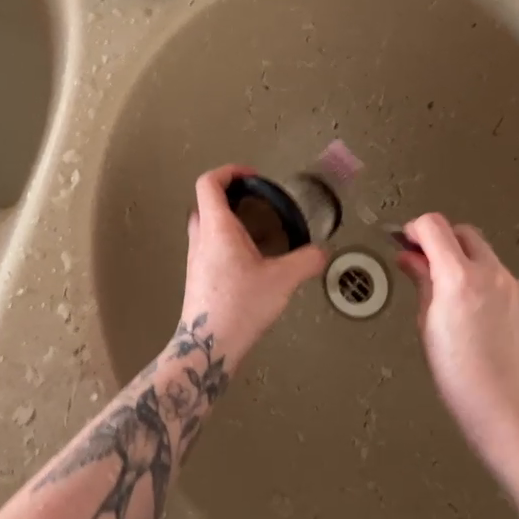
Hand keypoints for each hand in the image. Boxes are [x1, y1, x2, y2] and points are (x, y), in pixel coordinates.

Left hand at [179, 165, 327, 366]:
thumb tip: (323, 252)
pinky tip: (250, 261)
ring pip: (205, 225)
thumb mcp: (282, 281)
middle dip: (228, 194)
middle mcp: (200, 238)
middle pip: (205, 202)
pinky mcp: (197, 277)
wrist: (207, 346)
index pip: (209, 183)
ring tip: (256, 230)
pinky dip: (226, 241)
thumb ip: (307, 261)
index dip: (229, 171)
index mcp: (216, 228)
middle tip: (254, 200)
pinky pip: (208, 246)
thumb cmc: (239, 306)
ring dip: (226, 219)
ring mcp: (195, 259)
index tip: (251, 176)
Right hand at [396, 213, 518, 475]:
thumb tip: (411, 259)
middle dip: (442, 242)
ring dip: (467, 266)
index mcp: (459, 278)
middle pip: (463, 233)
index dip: (415, 229)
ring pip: (485, 257)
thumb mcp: (427, 325)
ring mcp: (516, 287)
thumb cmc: (462, 377)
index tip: (408, 240)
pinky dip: (489, 286)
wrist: (509, 410)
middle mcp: (492, 274)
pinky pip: (505, 280)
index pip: (433, 226)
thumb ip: (422, 281)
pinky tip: (482, 317)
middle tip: (427, 264)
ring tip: (456, 301)